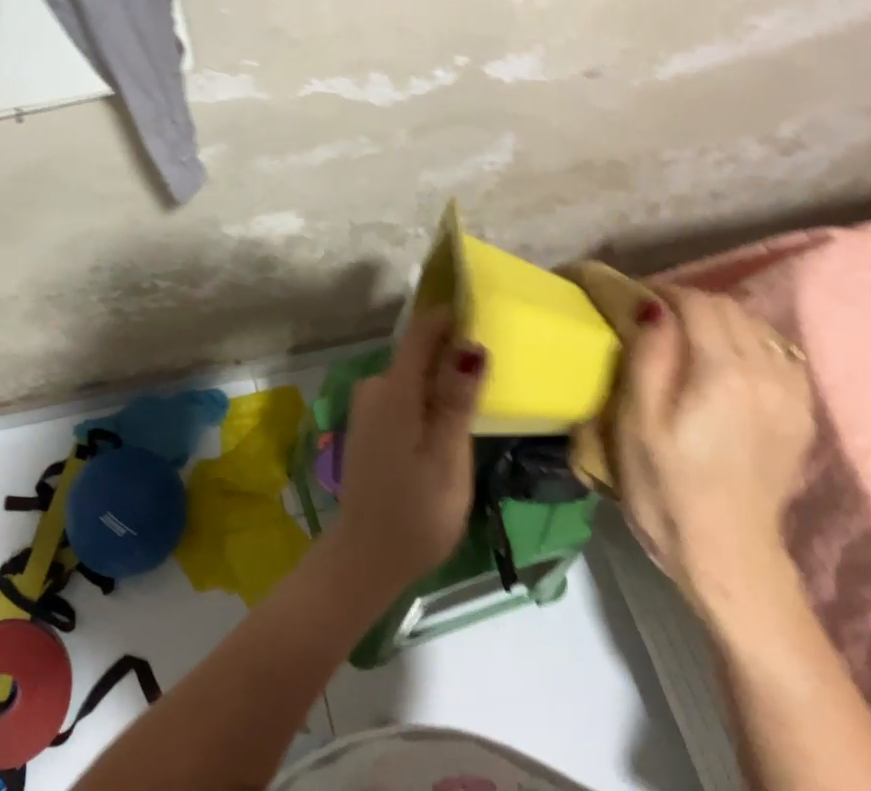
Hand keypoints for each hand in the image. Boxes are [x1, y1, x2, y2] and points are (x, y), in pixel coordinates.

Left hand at [332, 309, 483, 594]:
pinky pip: (406, 396)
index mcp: (393, 391)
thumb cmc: (416, 512)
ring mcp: (369, 408)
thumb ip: (457, 400)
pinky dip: (430, 399)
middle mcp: (374, 389)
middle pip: (419, 353)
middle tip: (502, 363)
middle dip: (456, 352)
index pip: (422, 332)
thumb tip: (471, 345)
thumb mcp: (447, 457)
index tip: (491, 313)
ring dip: (445, 379)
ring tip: (487, 392)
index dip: (453, 317)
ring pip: (414, 376)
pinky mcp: (371, 426)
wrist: (367, 557)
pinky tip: (455, 418)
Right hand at [612, 286, 815, 606]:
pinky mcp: (801, 412)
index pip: (699, 303)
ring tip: (688, 341)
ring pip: (757, 328)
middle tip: (656, 321)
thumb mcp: (637, 425)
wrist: (726, 550)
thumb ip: (649, 359)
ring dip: (720, 323)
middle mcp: (768, 371)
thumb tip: (652, 307)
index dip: (665, 294)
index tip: (636, 302)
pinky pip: (777, 355)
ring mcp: (792, 392)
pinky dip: (748, 346)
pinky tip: (725, 367)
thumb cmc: (665, 488)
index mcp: (723, 372)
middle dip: (692, 304)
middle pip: (731, 309)